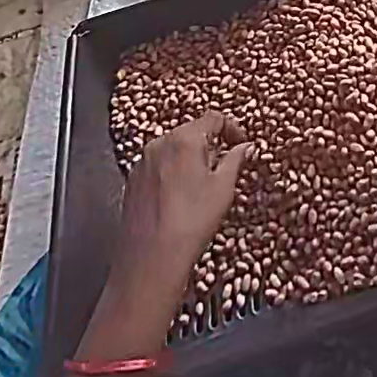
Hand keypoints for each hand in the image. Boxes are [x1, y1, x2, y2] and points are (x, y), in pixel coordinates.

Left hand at [116, 112, 256, 279]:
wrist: (151, 258)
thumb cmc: (192, 221)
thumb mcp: (224, 187)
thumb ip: (235, 159)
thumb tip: (245, 146)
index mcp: (184, 139)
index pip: (213, 118)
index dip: (232, 128)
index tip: (241, 144)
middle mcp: (159, 144)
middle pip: (191, 132)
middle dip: (211, 145)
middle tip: (225, 167)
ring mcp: (142, 163)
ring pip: (173, 150)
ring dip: (191, 159)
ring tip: (203, 186)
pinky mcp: (132, 182)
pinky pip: (158, 167)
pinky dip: (173, 173)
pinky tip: (181, 198)